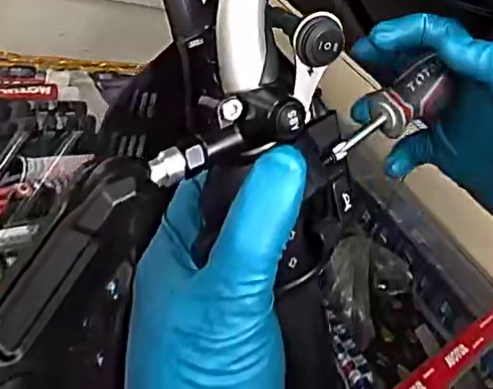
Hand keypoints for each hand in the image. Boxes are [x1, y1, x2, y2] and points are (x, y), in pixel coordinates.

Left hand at [128, 145, 305, 388]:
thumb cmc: (192, 388)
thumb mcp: (228, 293)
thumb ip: (255, 225)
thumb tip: (283, 161)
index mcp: (176, 251)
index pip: (209, 175)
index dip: (242, 149)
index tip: (280, 129)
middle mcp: (202, 266)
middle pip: (243, 199)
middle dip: (275, 180)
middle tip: (307, 158)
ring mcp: (233, 290)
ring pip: (268, 230)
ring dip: (292, 214)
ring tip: (315, 194)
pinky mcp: (262, 311)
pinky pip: (286, 262)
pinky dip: (304, 248)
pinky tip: (316, 244)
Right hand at [350, 14, 492, 294]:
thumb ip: (485, 61)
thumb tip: (449, 42)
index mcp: (483, 69)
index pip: (438, 37)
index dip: (407, 33)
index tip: (380, 38)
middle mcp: (468, 92)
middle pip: (418, 66)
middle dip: (387, 60)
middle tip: (363, 60)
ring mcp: (460, 124)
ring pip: (411, 105)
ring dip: (386, 105)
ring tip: (368, 111)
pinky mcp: (457, 157)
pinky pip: (418, 148)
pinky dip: (400, 152)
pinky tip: (394, 158)